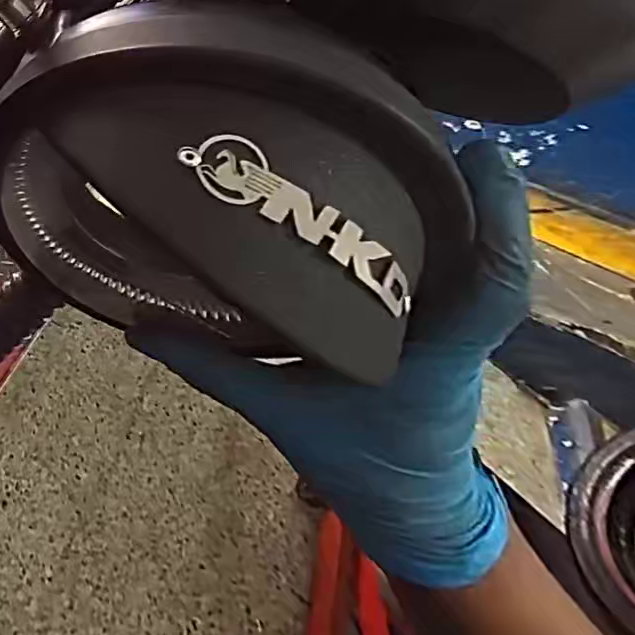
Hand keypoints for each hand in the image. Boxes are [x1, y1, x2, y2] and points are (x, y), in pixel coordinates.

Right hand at [130, 141, 530, 588]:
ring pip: (471, 259)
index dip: (497, 217)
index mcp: (430, 351)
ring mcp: (449, 330)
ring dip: (456, 205)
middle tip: (419, 129)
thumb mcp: (275, 412)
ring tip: (407, 149)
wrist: (410, 506)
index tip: (480, 155)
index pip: (490, 282)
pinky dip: (438, 232)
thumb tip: (138, 328)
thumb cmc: (356, 463)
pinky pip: (449, 274)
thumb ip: (207, 366)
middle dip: (466, 187)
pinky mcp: (434, 329)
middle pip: (486, 251)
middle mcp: (451, 331)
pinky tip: (393, 201)